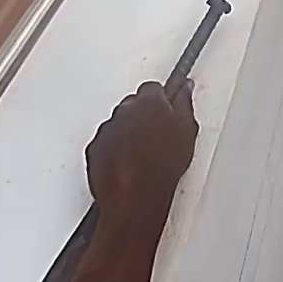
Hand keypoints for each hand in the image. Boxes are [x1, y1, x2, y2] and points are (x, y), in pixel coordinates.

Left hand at [85, 81, 197, 214]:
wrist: (137, 193)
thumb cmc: (162, 164)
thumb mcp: (187, 130)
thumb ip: (184, 103)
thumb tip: (185, 90)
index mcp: (149, 102)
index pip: (152, 87)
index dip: (161, 98)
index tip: (167, 106)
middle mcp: (124, 111)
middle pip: (133, 103)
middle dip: (144, 113)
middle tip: (159, 131)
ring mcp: (107, 129)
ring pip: (119, 121)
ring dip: (129, 129)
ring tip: (145, 150)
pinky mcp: (95, 148)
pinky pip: (106, 140)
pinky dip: (115, 146)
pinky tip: (130, 160)